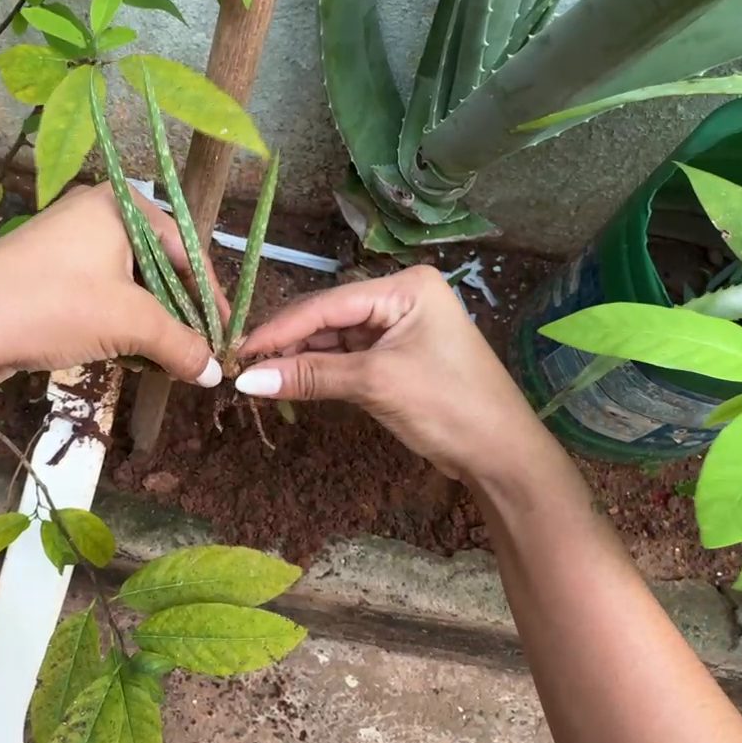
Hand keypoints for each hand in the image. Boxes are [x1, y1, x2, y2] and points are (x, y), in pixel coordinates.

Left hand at [0, 184, 223, 389]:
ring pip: (127, 280)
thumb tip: (215, 373)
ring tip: (163, 354)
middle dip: (178, 310)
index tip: (222, 335)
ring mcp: (65, 238)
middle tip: (194, 348)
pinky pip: (99, 289)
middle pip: (157, 263)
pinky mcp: (44, 267)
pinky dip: (117, 318)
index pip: (186, 248)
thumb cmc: (56, 306)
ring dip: (149, 319)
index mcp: (121, 205)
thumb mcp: (129, 325)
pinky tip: (124, 349)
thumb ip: (180, 344)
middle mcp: (94, 211)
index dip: (209, 296)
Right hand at [234, 266, 548, 481]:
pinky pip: (345, 357)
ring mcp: (397, 328)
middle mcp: (400, 298)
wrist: (500, 454)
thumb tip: (248, 379)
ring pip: (333, 338)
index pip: (329, 303)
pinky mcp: (393, 357)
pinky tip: (289, 380)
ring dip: (300, 358)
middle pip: (329, 317)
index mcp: (406, 288)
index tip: (241, 349)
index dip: (282, 328)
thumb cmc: (448, 406)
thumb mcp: (375, 384)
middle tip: (244, 364)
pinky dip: (318, 370)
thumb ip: (311, 375)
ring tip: (259, 375)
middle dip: (288, 342)